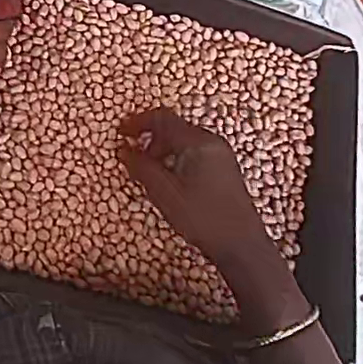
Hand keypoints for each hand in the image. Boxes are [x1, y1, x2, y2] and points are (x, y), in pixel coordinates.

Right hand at [117, 109, 280, 271]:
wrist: (241, 244)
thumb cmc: (203, 218)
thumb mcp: (164, 193)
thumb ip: (141, 167)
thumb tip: (124, 150)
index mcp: (198, 142)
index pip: (162, 118)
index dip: (138, 122)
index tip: (121, 132)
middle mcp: (212, 142)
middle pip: (174, 127)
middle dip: (149, 138)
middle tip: (133, 155)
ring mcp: (221, 155)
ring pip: (184, 141)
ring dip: (162, 150)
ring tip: (149, 171)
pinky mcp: (224, 168)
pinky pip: (195, 152)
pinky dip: (176, 158)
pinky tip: (170, 180)